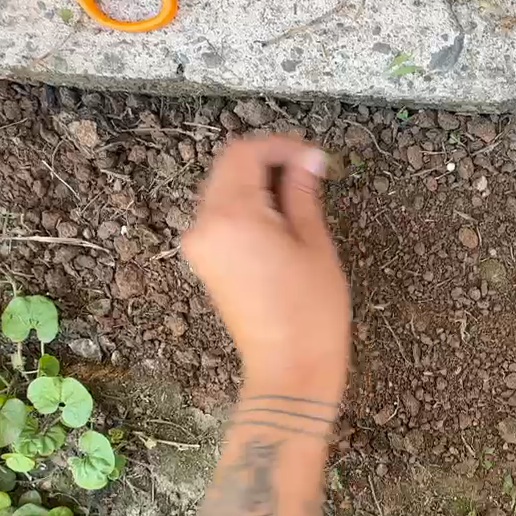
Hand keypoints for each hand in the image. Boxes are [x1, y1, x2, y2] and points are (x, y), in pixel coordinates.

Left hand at [180, 135, 350, 400]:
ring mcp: (200, 244)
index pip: (246, 154)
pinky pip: (221, 215)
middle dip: (269, 162)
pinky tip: (281, 220)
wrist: (289, 368)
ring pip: (224, 189)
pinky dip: (248, 205)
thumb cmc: (312, 310)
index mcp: (233, 216)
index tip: (315, 158)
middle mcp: (205, 224)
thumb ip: (303, 193)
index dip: (281, 147)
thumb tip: (308, 159)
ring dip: (259, 182)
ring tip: (301, 197)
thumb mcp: (315, 244)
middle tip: (312, 172)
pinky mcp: (205, 261)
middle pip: (229, 167)